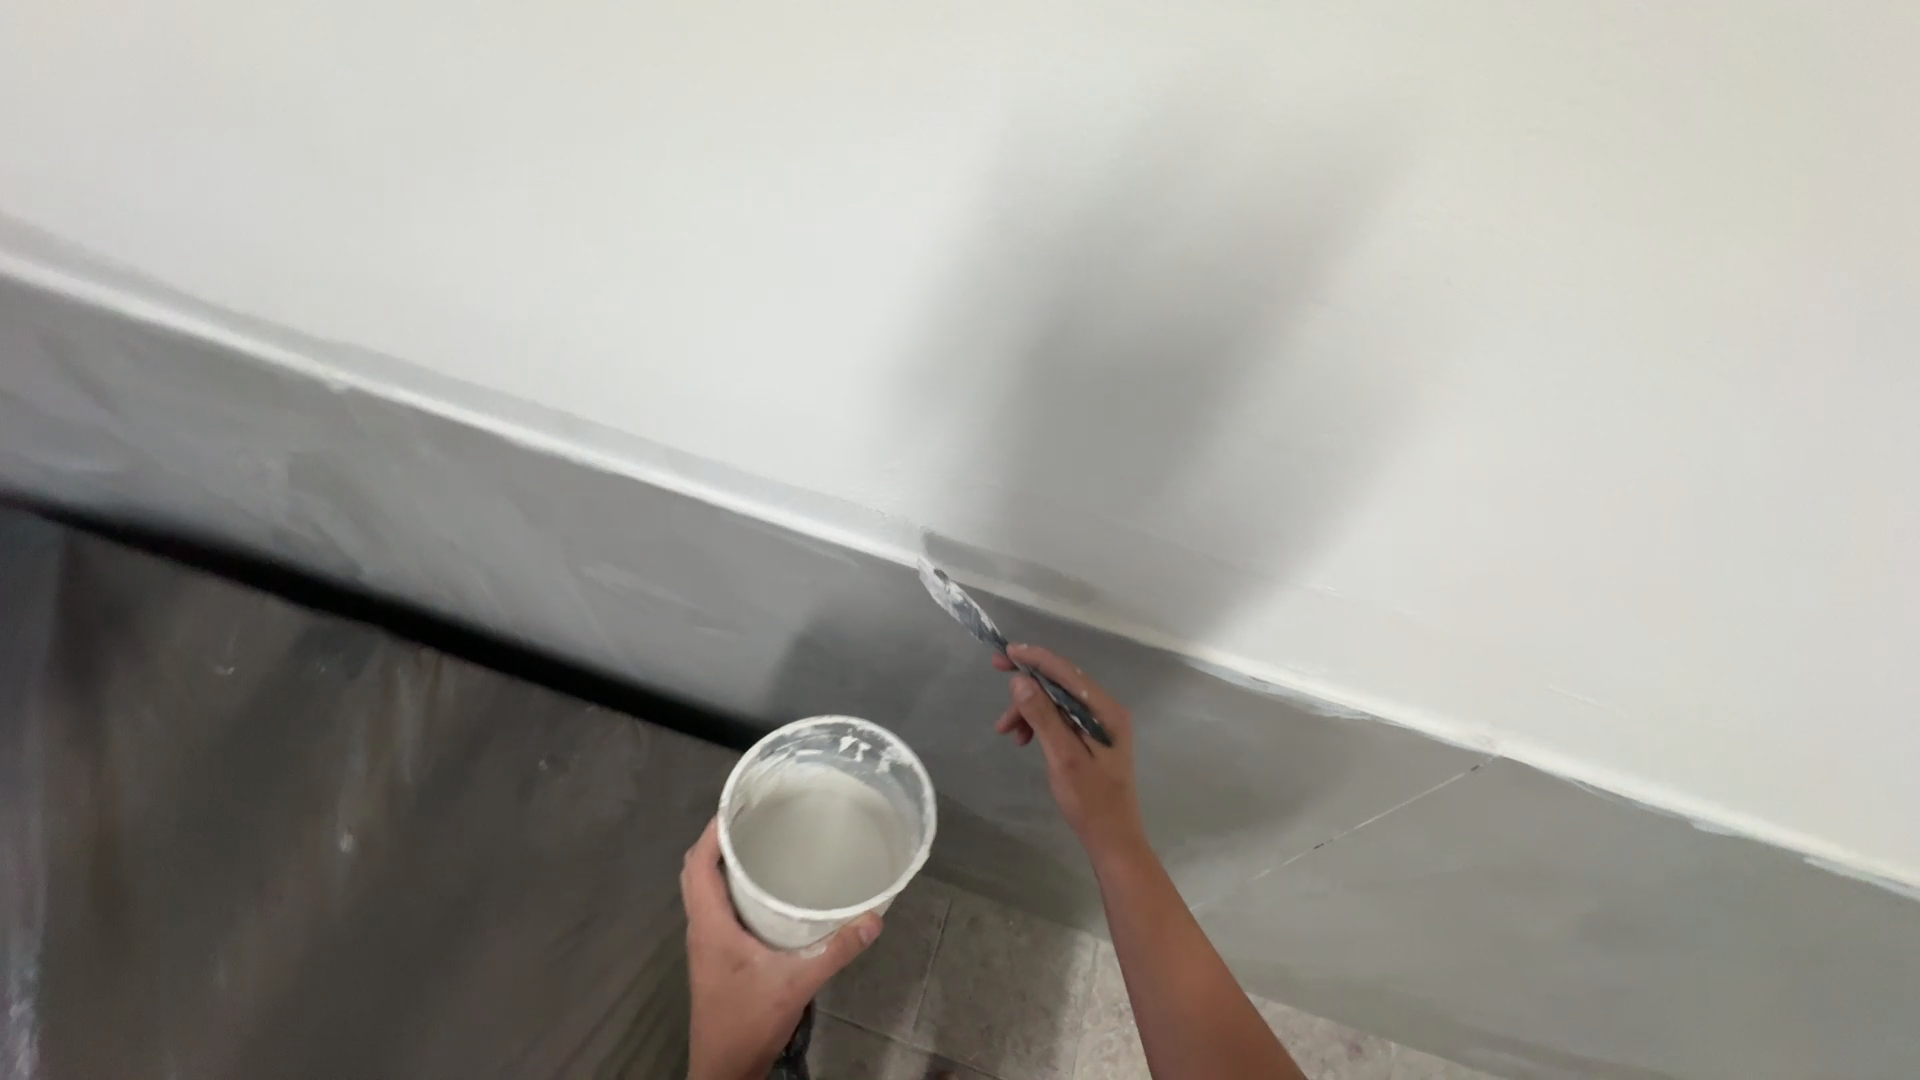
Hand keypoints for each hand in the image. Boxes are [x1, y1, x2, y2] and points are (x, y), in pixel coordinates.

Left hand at [681, 817, 881, 1079]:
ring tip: (759, 838)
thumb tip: (875, 917)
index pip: (698, 864)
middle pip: (696, 870)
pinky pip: (714, 904)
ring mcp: (705, 942)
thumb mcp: (796, 984)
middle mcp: (701, 927)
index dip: (712, 830)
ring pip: (703, 888)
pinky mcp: (714, 954)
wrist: (725, 1071)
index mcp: (710, 925)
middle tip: (754, 814)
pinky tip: (762, 884)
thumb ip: (835, 950)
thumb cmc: (749, 1022)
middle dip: (718, 838)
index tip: (738, 803)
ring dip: (721, 860)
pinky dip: (729, 883)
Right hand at [992, 645, 1144, 858]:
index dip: (1035, 658)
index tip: (1006, 652)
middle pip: (1060, 684)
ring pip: (1056, 702)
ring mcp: (1099, 724)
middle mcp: (1105, 710)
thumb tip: (1020, 681)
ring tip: (1007, 732)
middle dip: (1027, 685)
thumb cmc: (1090, 801)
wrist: (1113, 839)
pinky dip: (1039, 724)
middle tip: (996, 675)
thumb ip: (1043, 717)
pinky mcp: (1091, 738)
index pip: (1066, 672)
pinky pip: (1060, 719)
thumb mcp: (1063, 757)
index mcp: (1105, 710)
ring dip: (1029, 709)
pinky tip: (1023, 739)